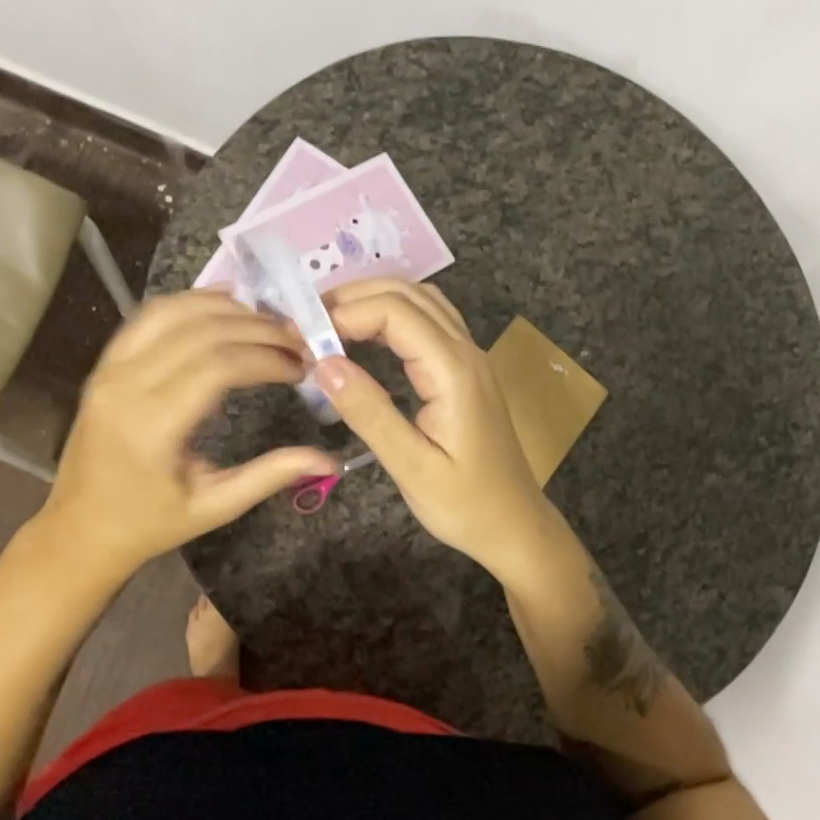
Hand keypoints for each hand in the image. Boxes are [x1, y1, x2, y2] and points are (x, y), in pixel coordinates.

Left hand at [37, 290, 337, 574]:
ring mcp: (110, 370)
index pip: (218, 366)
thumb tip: (330, 460)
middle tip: (297, 341)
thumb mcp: (215, 506)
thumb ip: (271, 475)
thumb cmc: (151, 524)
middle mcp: (125, 386)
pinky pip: (148, 317)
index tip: (301, 367)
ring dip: (226, 309)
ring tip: (268, 322)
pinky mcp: (106, 364)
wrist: (80, 529)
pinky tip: (226, 306)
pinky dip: (190, 303)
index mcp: (152, 426)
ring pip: (172, 313)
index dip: (266, 357)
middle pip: (200, 332)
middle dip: (257, 330)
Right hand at [317, 280, 553, 575]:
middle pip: (409, 294)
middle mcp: (467, 353)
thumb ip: (369, 413)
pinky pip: (431, 324)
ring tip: (328, 324)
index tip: (304, 336)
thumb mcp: (411, 467)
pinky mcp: (468, 373)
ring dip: (375, 301)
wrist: (515, 525)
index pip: (395, 311)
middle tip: (306, 323)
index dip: (346, 312)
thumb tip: (323, 363)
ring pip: (423, 303)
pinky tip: (366, 337)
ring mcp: (471, 360)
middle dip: (355, 297)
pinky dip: (394, 317)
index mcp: (454, 372)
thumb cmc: (465, 505)